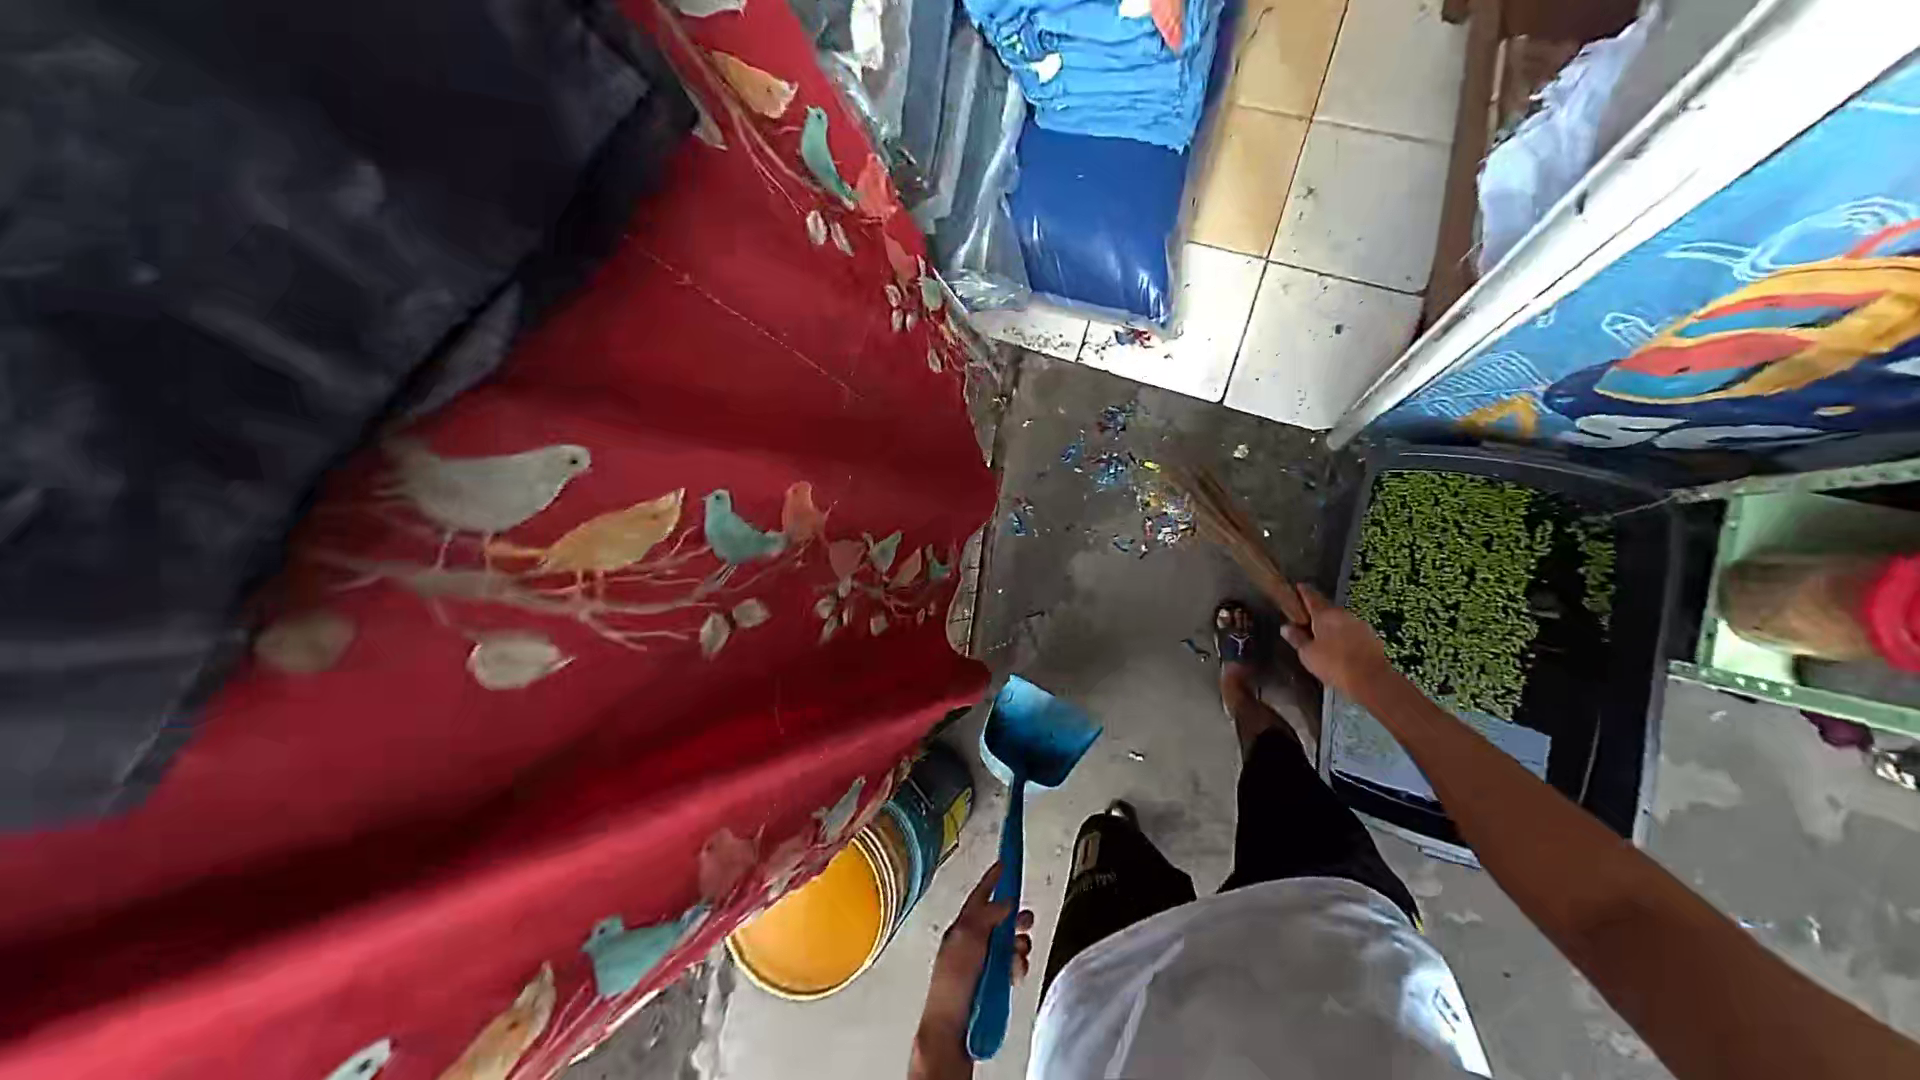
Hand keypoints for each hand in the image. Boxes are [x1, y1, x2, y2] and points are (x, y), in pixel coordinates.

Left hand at [916, 863, 1033, 1050]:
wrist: (953, 1025)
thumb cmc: (954, 981)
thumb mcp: (968, 939)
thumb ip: (987, 917)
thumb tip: (1006, 901)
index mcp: (962, 927)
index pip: (980, 896)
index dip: (992, 880)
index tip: (1004, 863)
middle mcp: (973, 941)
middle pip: (1000, 919)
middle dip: (1015, 919)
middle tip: (1027, 920)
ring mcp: (983, 962)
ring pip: (1010, 943)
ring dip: (1018, 946)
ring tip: (1018, 956)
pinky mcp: (993, 981)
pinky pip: (1012, 965)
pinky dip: (1017, 967)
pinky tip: (1016, 974)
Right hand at [1280, 583, 1390, 693]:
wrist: (1372, 680)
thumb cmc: (1334, 664)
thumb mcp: (1307, 653)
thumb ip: (1297, 638)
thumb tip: (1286, 627)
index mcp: (1325, 614)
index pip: (1311, 596)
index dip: (1303, 592)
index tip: (1298, 587)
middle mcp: (1344, 614)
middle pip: (1327, 608)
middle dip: (1316, 612)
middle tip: (1304, 618)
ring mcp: (1360, 625)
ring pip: (1340, 620)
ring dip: (1330, 624)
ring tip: (1320, 636)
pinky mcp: (1371, 637)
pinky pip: (1351, 631)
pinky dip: (1343, 635)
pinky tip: (1338, 647)